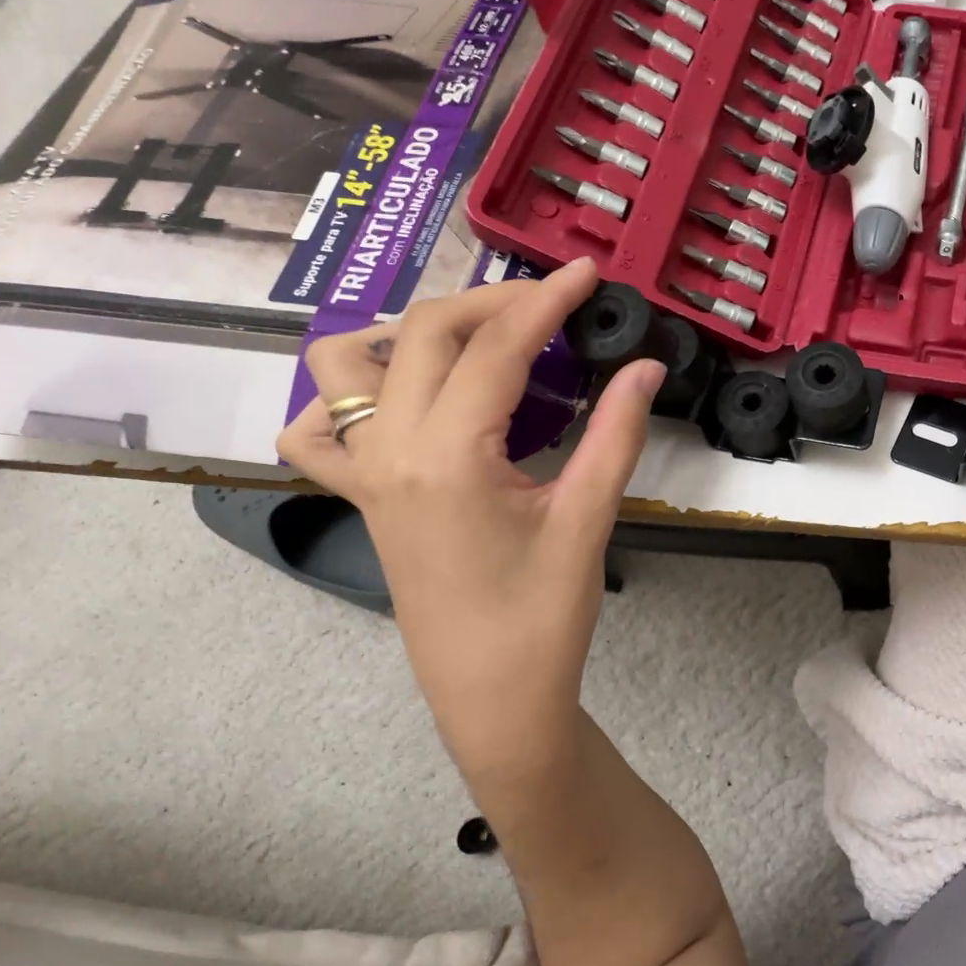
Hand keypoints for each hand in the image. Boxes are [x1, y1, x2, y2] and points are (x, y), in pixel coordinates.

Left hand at [276, 258, 664, 764]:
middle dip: (492, 301)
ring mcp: (364, 473)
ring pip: (344, 365)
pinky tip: (405, 402)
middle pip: (422, 334)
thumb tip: (646, 368)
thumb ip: (615, 434)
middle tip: (554, 302)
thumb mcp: (588, 520)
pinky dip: (348, 395)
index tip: (588, 274)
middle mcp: (389, 450)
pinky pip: (319, 429)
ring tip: (476, 341)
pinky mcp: (362, 496)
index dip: (545, 301)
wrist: (494, 692)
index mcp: (449, 455)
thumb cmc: (543, 615)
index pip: (496, 349)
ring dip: (407, 332)